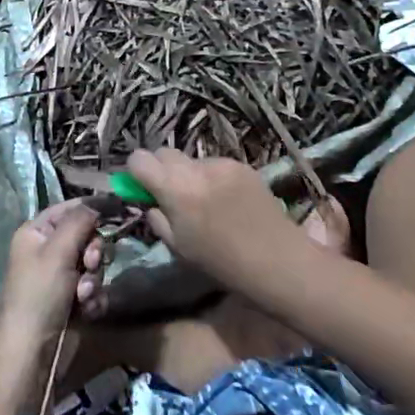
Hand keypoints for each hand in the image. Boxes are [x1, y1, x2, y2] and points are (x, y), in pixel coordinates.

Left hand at [0, 199, 104, 341]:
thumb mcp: (57, 252)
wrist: (35, 353)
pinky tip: (87, 310)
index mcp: (35, 232)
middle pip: (85, 235)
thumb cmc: (40, 295)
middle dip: (92, 252)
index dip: (92, 208)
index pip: (68, 209)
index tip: (119, 208)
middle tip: (88, 264)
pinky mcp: (72, 298)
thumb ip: (79, 222)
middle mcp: (47, 250)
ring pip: (93, 262)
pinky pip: (94, 286)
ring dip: (93, 279)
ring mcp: (60, 275)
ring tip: (83, 296)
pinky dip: (93, 297)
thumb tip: (97, 203)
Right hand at [125, 148, 300, 289]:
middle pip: (164, 152)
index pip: (139, 159)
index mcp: (175, 189)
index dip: (136, 172)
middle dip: (162, 169)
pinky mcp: (241, 164)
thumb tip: (150, 202)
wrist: (278, 261)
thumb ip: (157, 218)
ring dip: (190, 175)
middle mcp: (195, 168)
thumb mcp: (177, 247)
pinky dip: (213, 179)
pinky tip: (228, 202)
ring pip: (192, 160)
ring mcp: (221, 163)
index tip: (143, 188)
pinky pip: (215, 165)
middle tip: (171, 195)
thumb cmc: (222, 263)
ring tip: (207, 203)